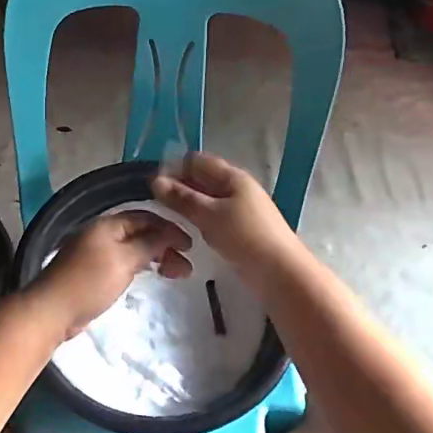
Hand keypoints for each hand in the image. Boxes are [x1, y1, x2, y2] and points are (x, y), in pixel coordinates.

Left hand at [29, 210, 191, 336]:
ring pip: (134, 248)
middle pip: (141, 232)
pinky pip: (124, 262)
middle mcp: (102, 233)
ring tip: (175, 273)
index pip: (146, 217)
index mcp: (107, 224)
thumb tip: (168, 235)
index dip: (170, 229)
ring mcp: (96, 253)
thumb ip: (149, 244)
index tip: (190, 246)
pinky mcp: (94, 272)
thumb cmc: (90, 282)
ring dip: (156, 257)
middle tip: (186, 266)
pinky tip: (151, 275)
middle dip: (165, 245)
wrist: (53, 310)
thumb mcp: (124, 260)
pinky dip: (141, 265)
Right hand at [151, 152, 299, 273]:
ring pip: (205, 199)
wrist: (280, 272)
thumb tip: (155, 180)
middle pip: (201, 179)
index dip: (174, 168)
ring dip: (187, 205)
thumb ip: (182, 198)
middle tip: (154, 204)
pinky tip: (186, 230)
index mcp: (232, 176)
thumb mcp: (209, 215)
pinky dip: (198, 219)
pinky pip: (212, 215)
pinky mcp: (239, 228)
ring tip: (165, 217)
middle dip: (178, 187)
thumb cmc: (244, 236)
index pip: (196, 161)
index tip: (152, 185)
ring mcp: (239, 208)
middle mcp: (235, 187)